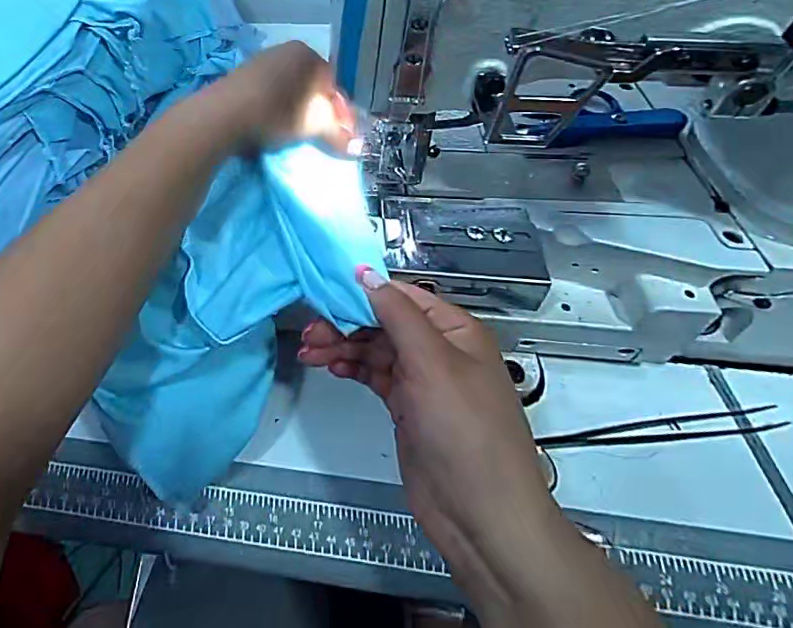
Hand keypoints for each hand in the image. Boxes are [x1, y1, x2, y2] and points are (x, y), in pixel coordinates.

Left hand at [198, 41, 354, 154]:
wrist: (222, 115)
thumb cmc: (276, 112)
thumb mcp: (314, 124)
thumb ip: (338, 131)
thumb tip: (355, 145)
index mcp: (307, 53)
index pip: (335, 82)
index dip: (342, 111)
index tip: (344, 134)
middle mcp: (284, 50)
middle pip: (312, 84)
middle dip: (320, 110)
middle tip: (323, 135)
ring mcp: (260, 61)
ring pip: (291, 89)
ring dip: (298, 110)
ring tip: (296, 134)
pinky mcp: (241, 77)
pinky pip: (270, 93)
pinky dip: (277, 108)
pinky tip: (272, 126)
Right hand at [300, 273, 658, 626]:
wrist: (481, 518)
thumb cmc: (469, 436)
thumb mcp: (432, 363)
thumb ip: (397, 314)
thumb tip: (368, 274)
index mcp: (455, 330)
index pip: (402, 296)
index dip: (364, 292)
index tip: (326, 291)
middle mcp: (440, 350)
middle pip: (384, 322)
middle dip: (346, 322)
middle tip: (311, 330)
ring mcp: (424, 381)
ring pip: (376, 349)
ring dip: (343, 345)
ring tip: (311, 350)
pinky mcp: (409, 408)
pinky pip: (375, 375)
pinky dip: (353, 368)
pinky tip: (332, 366)